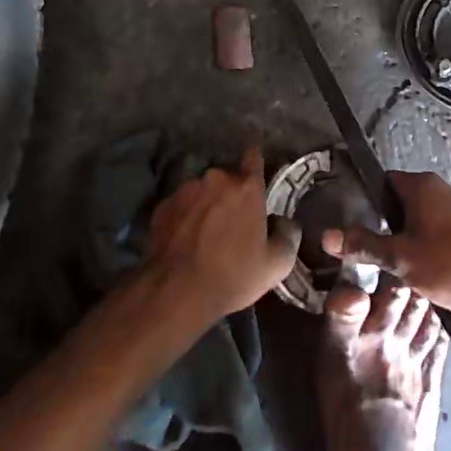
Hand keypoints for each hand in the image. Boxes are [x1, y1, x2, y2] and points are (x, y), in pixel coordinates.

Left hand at [144, 145, 301, 323]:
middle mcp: (216, 179)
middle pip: (227, 179)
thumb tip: (283, 221)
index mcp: (246, 187)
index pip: (253, 156)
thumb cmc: (234, 276)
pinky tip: (184, 240)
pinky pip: (180, 205)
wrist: (177, 293)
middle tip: (231, 222)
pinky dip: (184, 217)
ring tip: (204, 234)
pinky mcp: (163, 206)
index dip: (255, 162)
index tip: (254, 172)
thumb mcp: (277, 264)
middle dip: (229, 194)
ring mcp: (186, 190)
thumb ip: (288, 234)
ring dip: (206, 204)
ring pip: (201, 191)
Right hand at [322, 171, 450, 325]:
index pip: (384, 180)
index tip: (352, 223)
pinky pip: (430, 238)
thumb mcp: (398, 258)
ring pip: (414, 223)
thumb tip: (326, 235)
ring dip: (400, 242)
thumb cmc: (447, 266)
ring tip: (381, 266)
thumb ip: (362, 245)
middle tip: (362, 250)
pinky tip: (407, 275)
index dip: (366, 199)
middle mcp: (440, 192)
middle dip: (382, 225)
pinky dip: (418, 251)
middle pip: (398, 203)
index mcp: (424, 185)